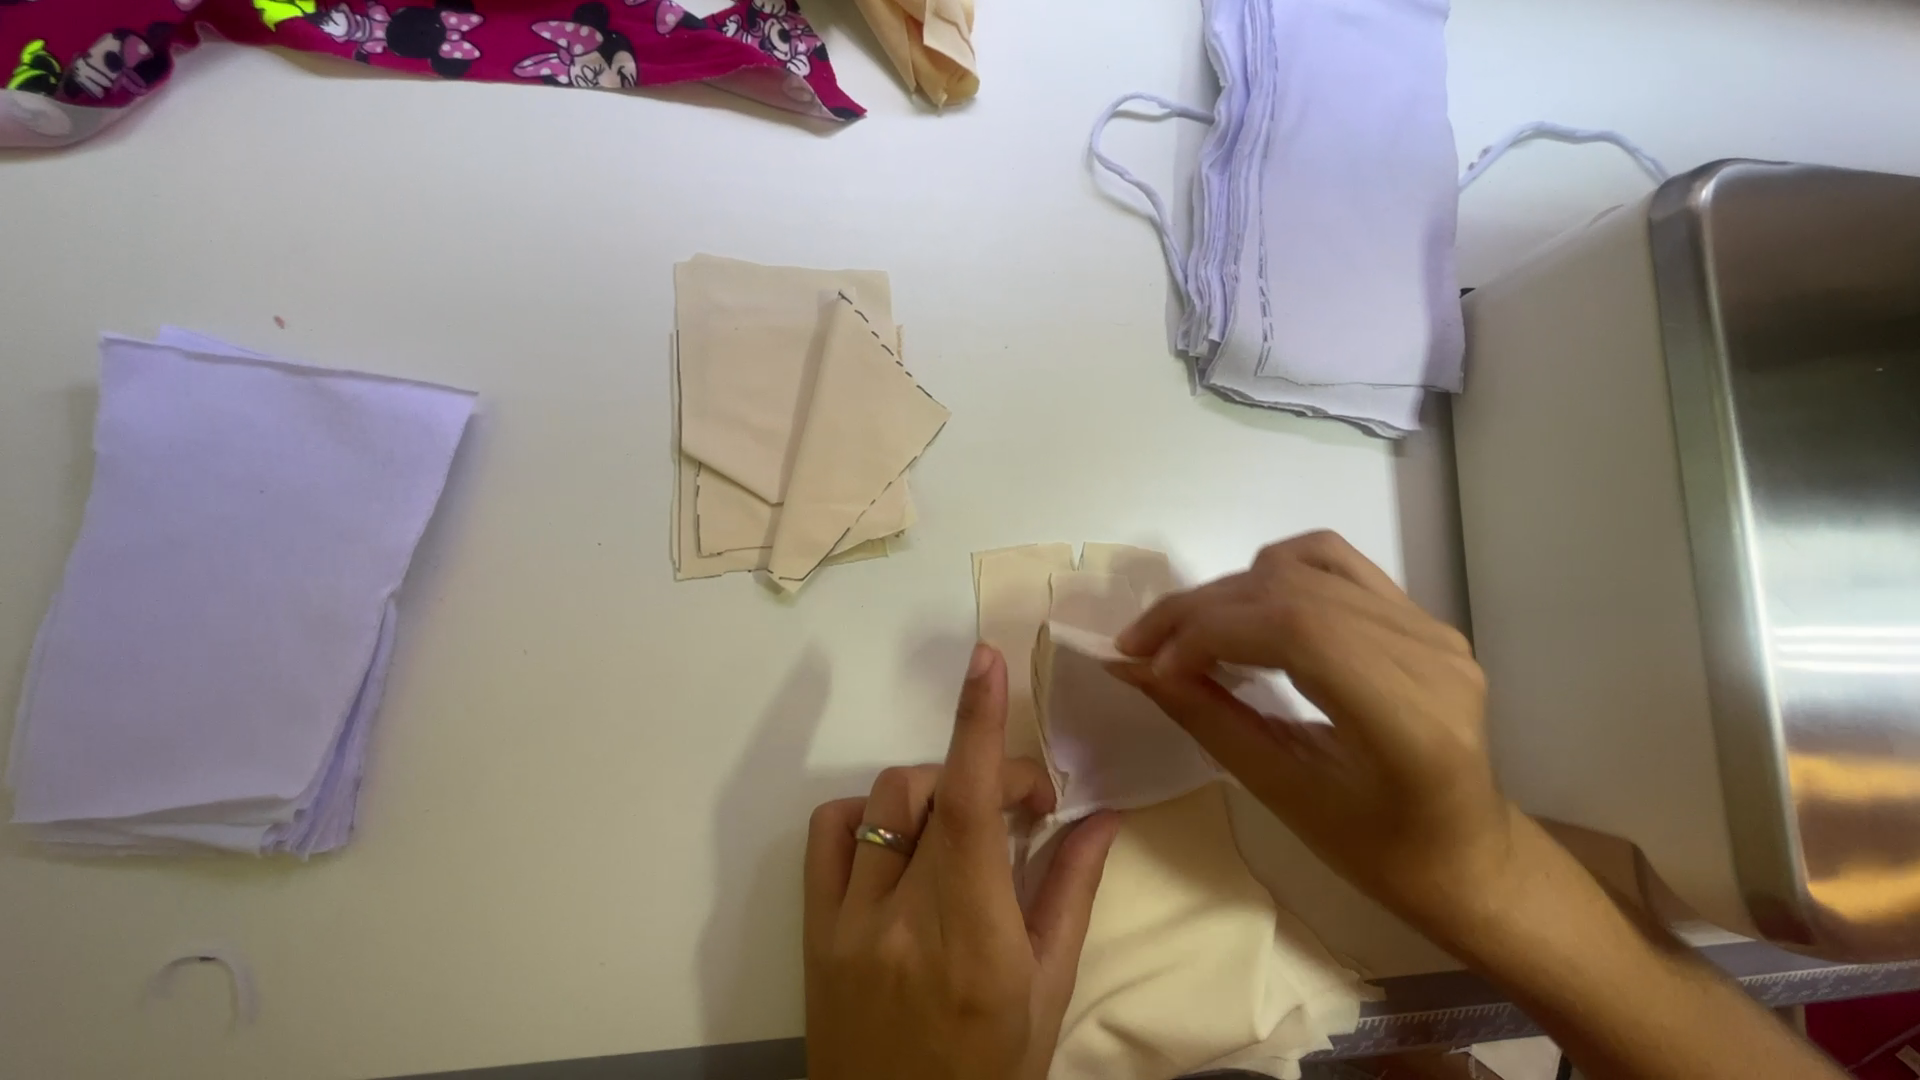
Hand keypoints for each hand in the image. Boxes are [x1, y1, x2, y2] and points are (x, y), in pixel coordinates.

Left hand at [805, 644, 1121, 1079]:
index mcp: (975, 940)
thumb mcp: (1047, 990)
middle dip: (984, 773)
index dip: (979, 726)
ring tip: (961, 829)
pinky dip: (870, 815)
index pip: (974, 810)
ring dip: (934, 792)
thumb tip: (1102, 816)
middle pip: (932, 790)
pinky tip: (900, 844)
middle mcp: (904, 920)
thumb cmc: (990, 1068)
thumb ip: (1071, 892)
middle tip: (1024, 807)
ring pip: (884, 800)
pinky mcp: (814, 929)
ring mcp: (849, 923)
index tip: (986, 662)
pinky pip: (832, 832)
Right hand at [1112, 531, 1518, 941]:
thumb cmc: (1374, 850)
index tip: (1148, 665)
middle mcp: (1429, 654)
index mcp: (1408, 720)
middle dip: (1199, 610)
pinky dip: (1271, 573)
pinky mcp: (1418, 614)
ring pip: (1302, 567)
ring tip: (1185, 633)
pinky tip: (1243, 606)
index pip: (1294, 630)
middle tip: (1140, 645)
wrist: (1462, 852)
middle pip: (1291, 591)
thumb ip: (1204, 717)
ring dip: (1227, 592)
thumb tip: (1130, 667)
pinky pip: (1331, 561)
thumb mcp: (1280, 793)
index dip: (1208, 633)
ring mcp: (1429, 626)